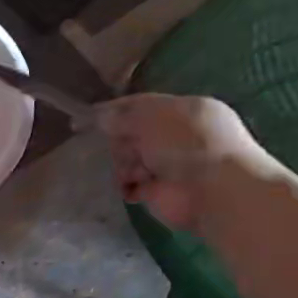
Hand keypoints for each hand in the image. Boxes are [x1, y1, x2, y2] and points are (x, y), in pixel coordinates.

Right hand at [98, 94, 274, 232]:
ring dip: (124, 164)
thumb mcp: (154, 117)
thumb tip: (100, 118)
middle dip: (120, 140)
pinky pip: (131, 185)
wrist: (214, 191)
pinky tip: (130, 187)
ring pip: (128, 159)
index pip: (140, 105)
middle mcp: (175, 136)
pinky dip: (126, 186)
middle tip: (124, 148)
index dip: (113, 110)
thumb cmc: (190, 144)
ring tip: (134, 172)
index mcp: (182, 110)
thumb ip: (124, 116)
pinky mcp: (158, 192)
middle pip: (131, 133)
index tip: (84, 118)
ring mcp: (167, 165)